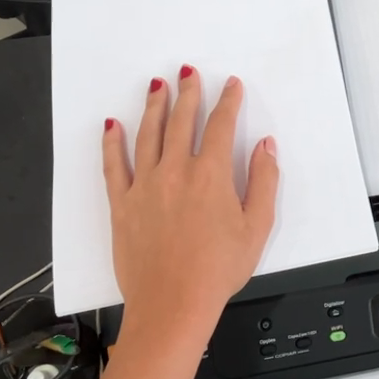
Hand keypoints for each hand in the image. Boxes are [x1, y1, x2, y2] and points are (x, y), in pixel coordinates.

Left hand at [101, 65, 279, 344]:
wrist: (172, 305)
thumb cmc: (217, 270)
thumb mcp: (257, 227)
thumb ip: (264, 182)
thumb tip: (266, 147)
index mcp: (212, 176)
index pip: (221, 126)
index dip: (228, 101)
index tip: (231, 85)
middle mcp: (176, 172)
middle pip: (182, 121)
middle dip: (188, 93)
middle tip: (189, 73)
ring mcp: (145, 186)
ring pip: (148, 134)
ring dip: (154, 106)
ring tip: (157, 85)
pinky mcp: (122, 205)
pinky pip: (114, 165)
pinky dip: (112, 142)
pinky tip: (113, 125)